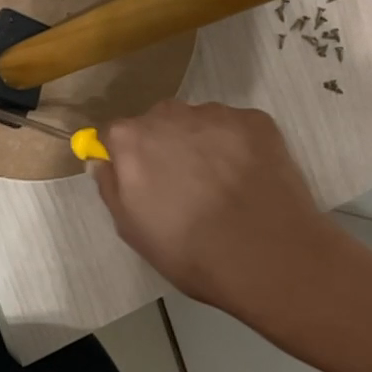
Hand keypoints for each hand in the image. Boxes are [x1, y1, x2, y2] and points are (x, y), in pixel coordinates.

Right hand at [91, 101, 358, 329]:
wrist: (270, 257)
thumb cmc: (190, 250)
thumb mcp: (132, 229)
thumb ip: (111, 187)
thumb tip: (101, 161)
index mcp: (130, 139)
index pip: (115, 135)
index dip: (126, 158)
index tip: (141, 182)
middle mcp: (168, 114)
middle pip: (157, 123)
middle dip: (164, 146)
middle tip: (183, 187)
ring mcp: (216, 114)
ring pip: (198, 122)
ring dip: (201, 143)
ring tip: (221, 185)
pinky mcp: (257, 121)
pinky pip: (236, 127)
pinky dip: (238, 145)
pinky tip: (248, 179)